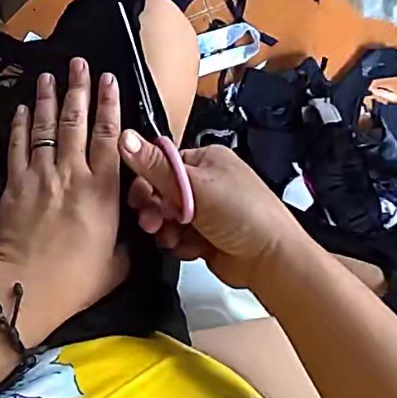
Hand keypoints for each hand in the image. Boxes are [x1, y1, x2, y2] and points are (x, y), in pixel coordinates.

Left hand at [0, 59, 126, 342]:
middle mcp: (72, 173)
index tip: (109, 79)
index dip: (110, 104)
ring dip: (47, 98)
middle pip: (75, 122)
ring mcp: (41, 176)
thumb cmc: (78, 279)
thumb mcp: (119, 261)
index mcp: (102, 189)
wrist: (29, 288)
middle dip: (78, 89)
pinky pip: (18, 147)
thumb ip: (128, 237)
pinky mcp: (15, 185)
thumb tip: (133, 225)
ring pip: (45, 128)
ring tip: (49, 75)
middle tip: (78, 63)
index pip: (109, 136)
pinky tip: (22, 108)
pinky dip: (20, 126)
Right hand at [117, 135, 307, 287]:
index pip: (163, 164)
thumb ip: (156, 166)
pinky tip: (192, 248)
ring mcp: (208, 211)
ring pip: (169, 218)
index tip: (139, 198)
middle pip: (163, 193)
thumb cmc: (245, 214)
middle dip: (156, 210)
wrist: (271, 260)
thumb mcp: (194, 186)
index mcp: (206, 159)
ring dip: (167, 229)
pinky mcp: (207, 236)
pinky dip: (181, 244)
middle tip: (153, 222)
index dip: (148, 182)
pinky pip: (179, 237)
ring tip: (173, 237)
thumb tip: (125, 138)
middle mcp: (207, 183)